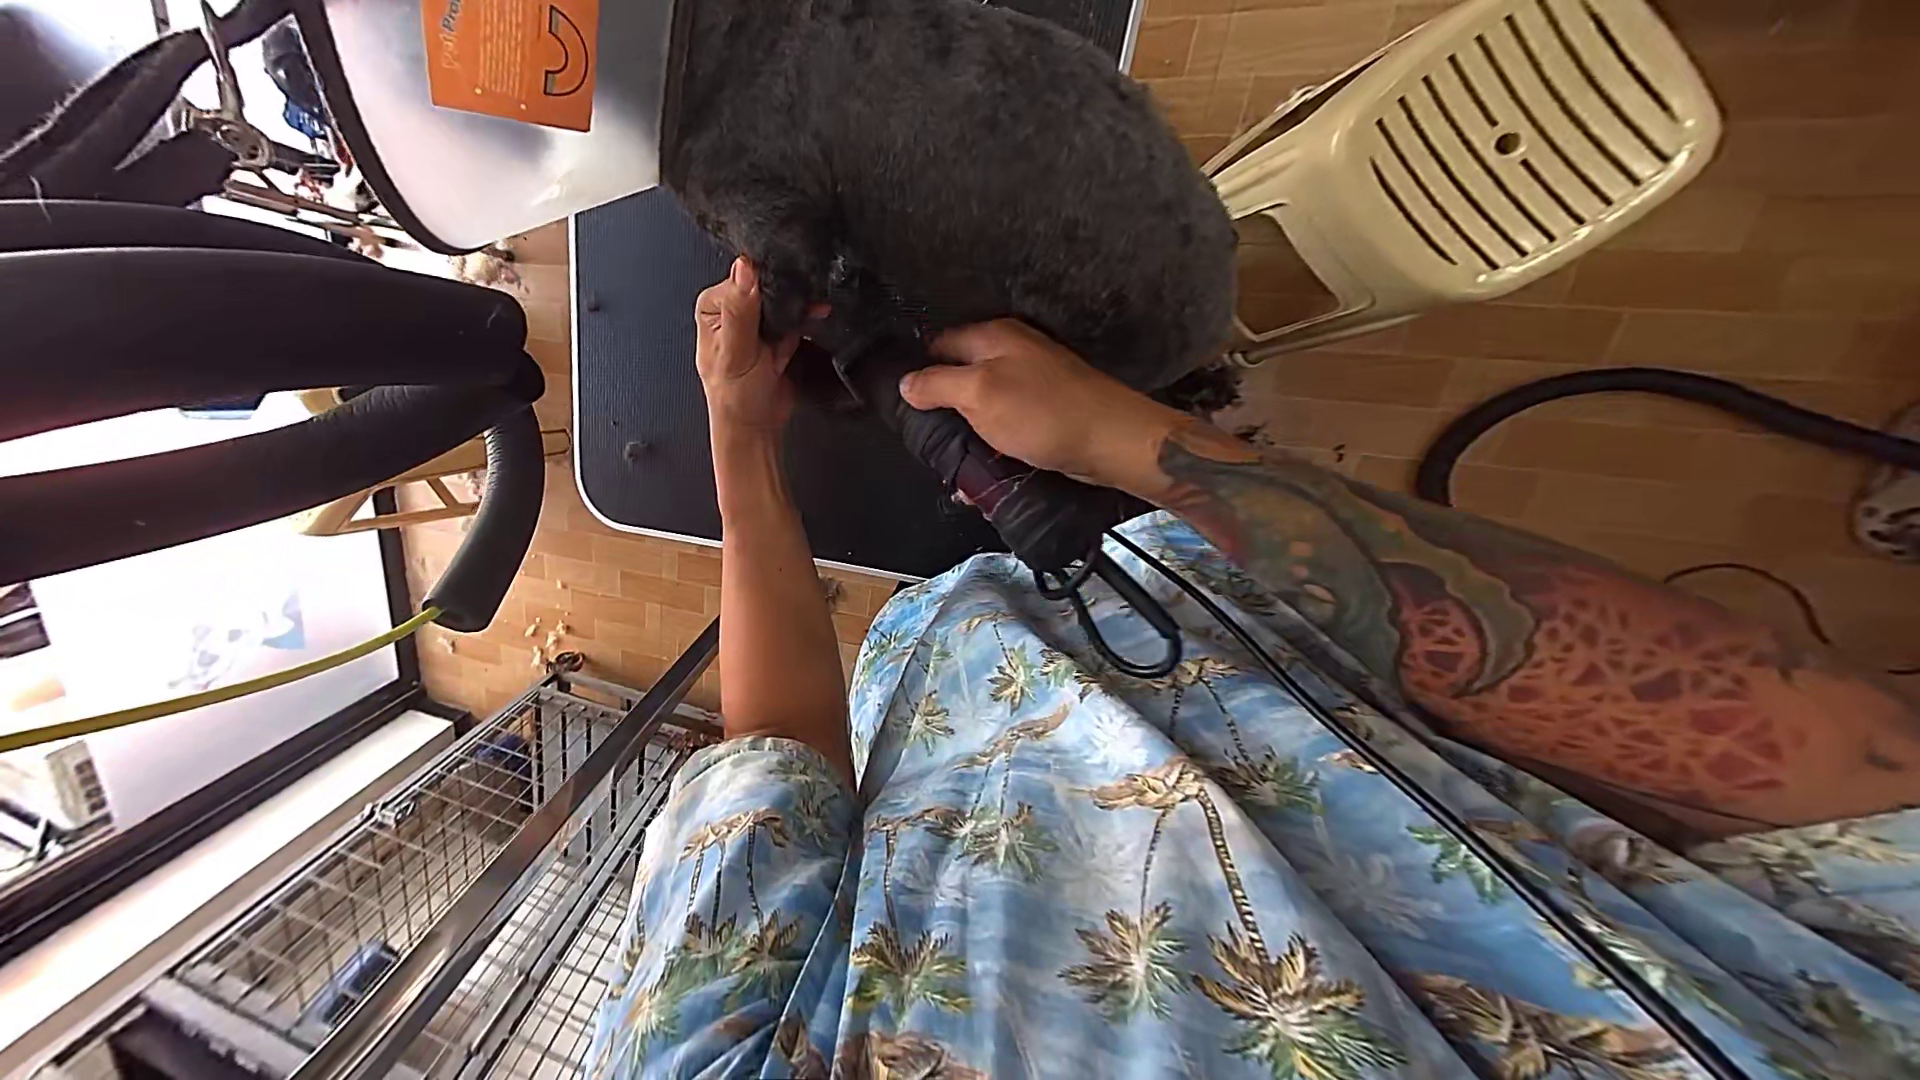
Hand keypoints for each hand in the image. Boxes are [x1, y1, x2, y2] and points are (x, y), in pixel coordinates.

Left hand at [695, 258, 800, 439]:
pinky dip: (807, 322)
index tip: (772, 311)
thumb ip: (741, 311)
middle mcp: (734, 309)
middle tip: (780, 333)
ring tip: (786, 344)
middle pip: (768, 286)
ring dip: (797, 317)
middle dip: (784, 306)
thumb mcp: (736, 352)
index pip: (745, 278)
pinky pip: (798, 317)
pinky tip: (807, 330)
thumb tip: (744, 269)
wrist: (758, 425)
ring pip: (786, 301)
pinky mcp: (779, 334)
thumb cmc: (735, 397)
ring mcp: (758, 322)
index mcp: (714, 306)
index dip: (765, 289)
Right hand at [898, 320, 1193, 502]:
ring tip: (956, 459)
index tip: (904, 403)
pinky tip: (986, 465)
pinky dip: (992, 443)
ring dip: (967, 431)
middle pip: (959, 375)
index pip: (938, 345)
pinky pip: (1004, 425)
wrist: (1109, 441)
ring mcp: (1029, 383)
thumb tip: (907, 384)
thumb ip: (938, 385)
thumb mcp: (980, 394)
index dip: (918, 372)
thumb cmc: (1048, 413)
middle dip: (942, 407)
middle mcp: (1011, 353)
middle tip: (929, 437)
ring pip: (981, 405)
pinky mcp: (1042, 411)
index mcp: (992, 337)